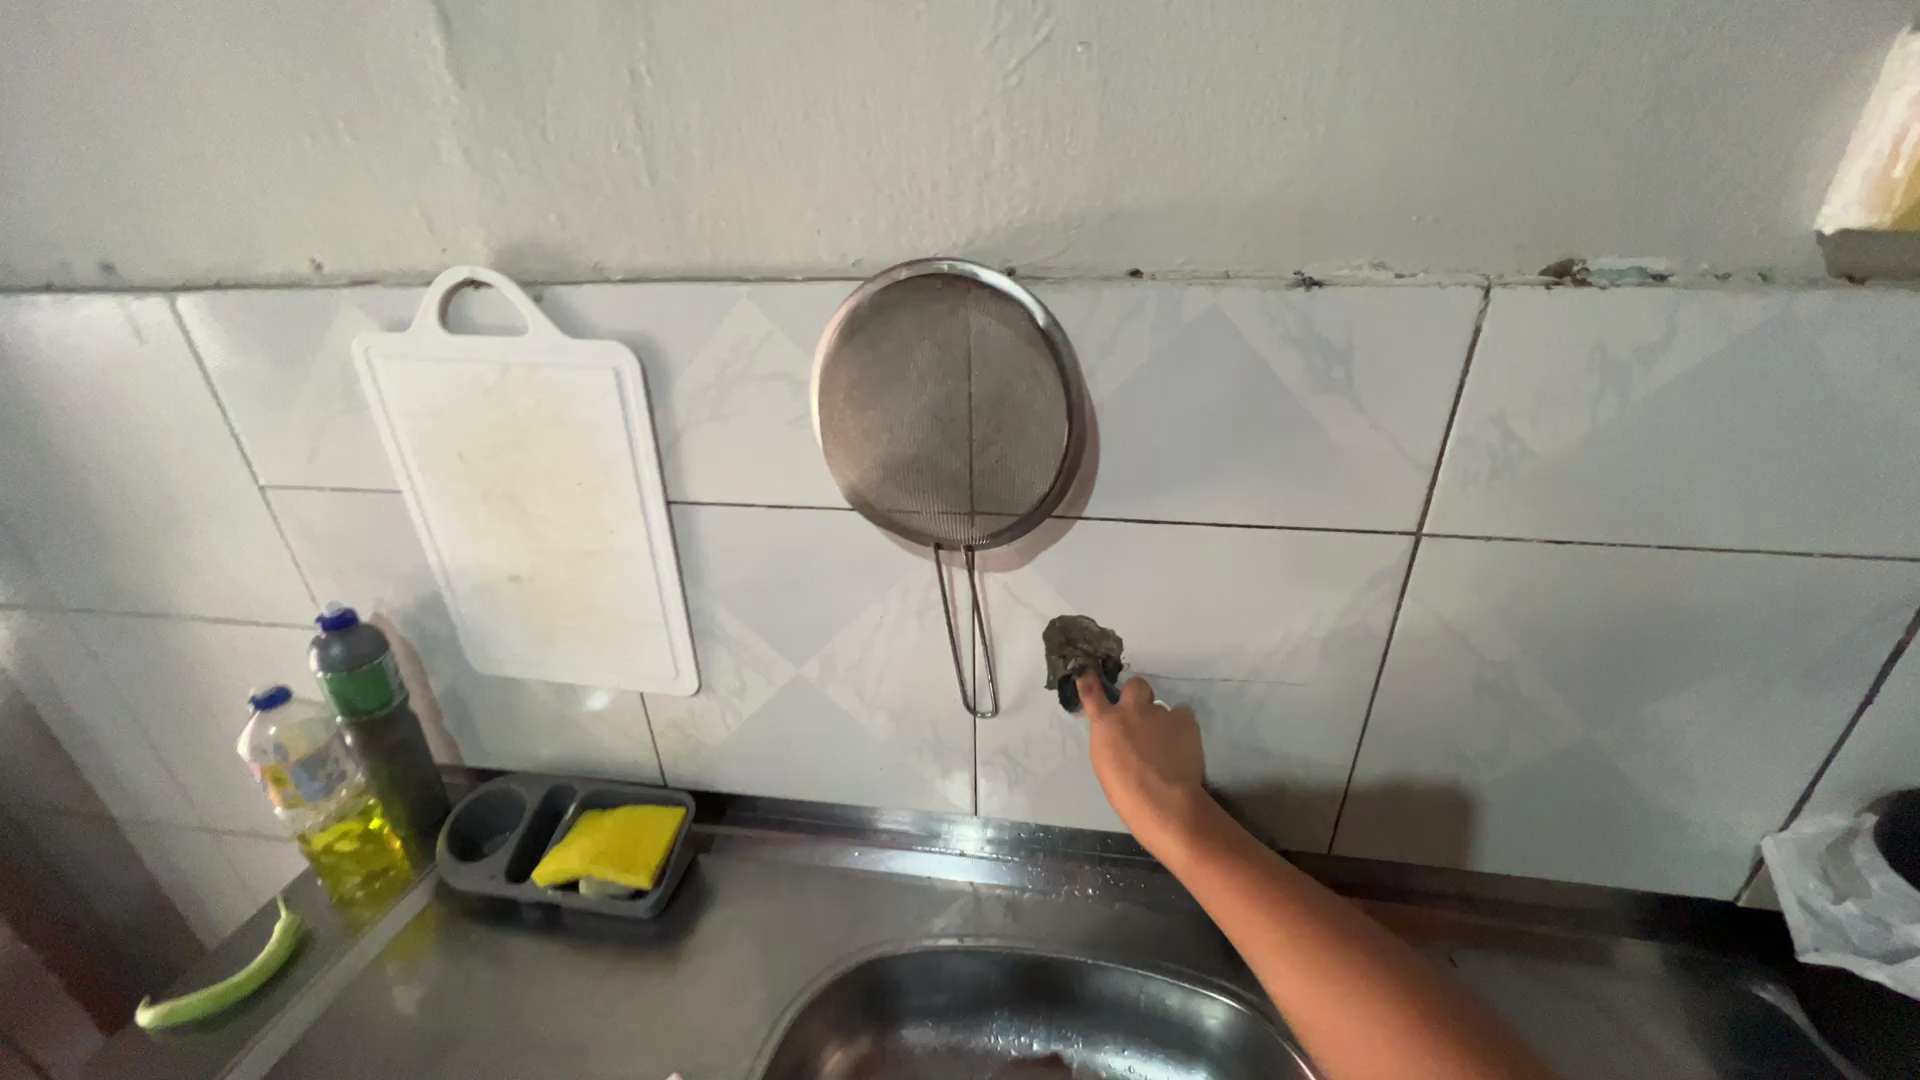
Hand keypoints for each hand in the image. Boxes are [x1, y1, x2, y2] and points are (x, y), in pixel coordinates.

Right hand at [1078, 672, 1213, 856]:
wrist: (1162, 800)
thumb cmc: (1125, 791)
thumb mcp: (1104, 761)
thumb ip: (1110, 739)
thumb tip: (1118, 733)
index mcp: (1106, 722)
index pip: (1091, 692)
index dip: (1089, 680)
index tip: (1089, 674)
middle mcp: (1131, 709)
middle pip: (1135, 685)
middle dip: (1138, 695)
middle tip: (1142, 715)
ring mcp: (1159, 712)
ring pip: (1161, 707)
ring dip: (1161, 720)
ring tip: (1168, 745)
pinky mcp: (1185, 719)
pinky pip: (1183, 715)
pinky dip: (1182, 727)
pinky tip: (1183, 745)